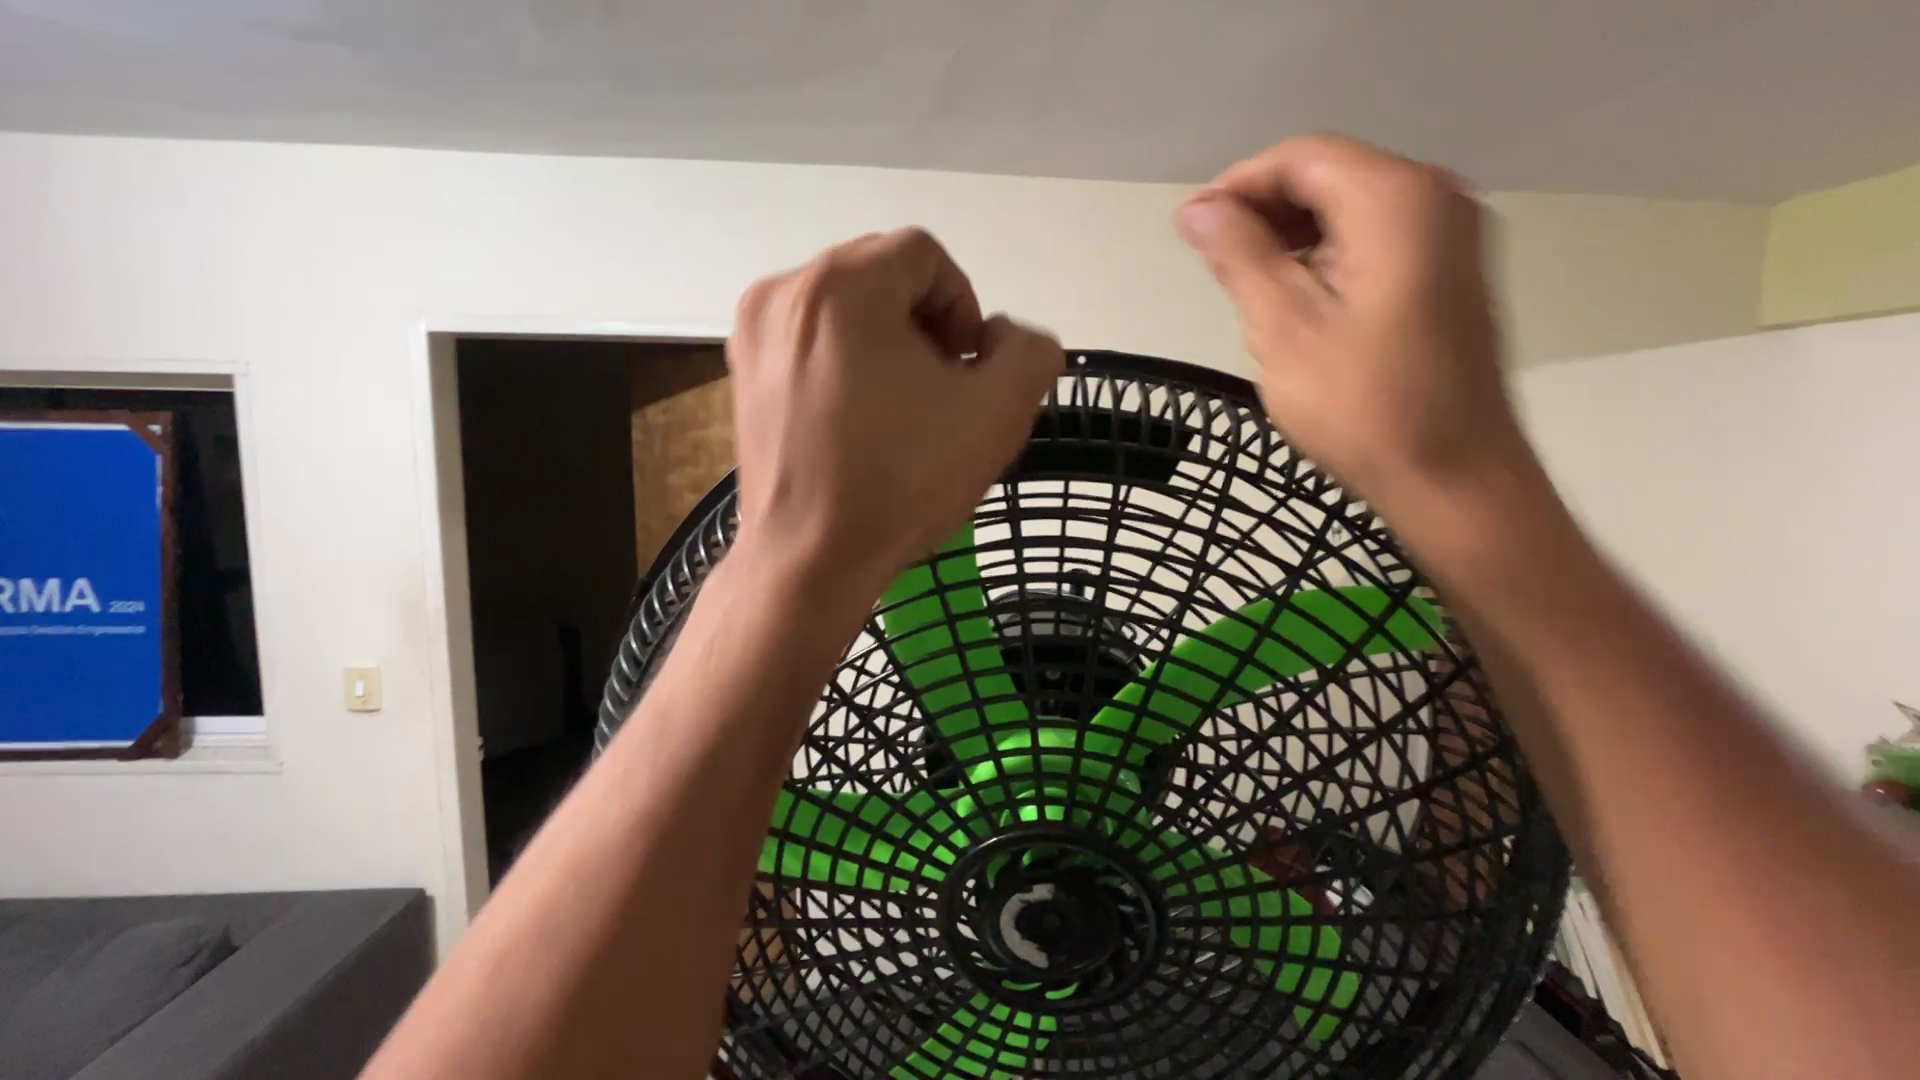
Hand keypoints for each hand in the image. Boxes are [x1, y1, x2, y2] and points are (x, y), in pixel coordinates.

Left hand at [727, 227, 1063, 595]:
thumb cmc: (901, 482)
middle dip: (924, 322)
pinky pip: (811, 340)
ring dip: (887, 343)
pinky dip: (846, 362)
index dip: (962, 306)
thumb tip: (1004, 339)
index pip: (924, 255)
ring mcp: (753, 333)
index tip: (965, 370)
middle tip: (939, 390)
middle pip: (881, 274)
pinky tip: (861, 421)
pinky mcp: (742, 373)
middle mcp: (784, 291)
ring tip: (901, 410)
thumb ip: (1028, 352)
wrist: (809, 560)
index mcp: (840, 285)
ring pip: (845, 308)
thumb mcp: (997, 413)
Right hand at [1175, 134, 1540, 527]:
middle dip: (1265, 211)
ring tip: (1250, 288)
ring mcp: (1454, 236)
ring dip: (1293, 236)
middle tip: (1216, 264)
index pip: (1302, 157)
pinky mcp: (1452, 273)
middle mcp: (1437, 199)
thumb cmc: (1364, 406)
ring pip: (1352, 208)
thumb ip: (1239, 255)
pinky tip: (1299, 300)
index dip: (1238, 186)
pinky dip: (1329, 255)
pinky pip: (1378, 239)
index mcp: (1397, 200)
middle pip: (1331, 175)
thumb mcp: (1283, 327)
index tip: (1193, 230)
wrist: (1453, 477)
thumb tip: (1197, 209)